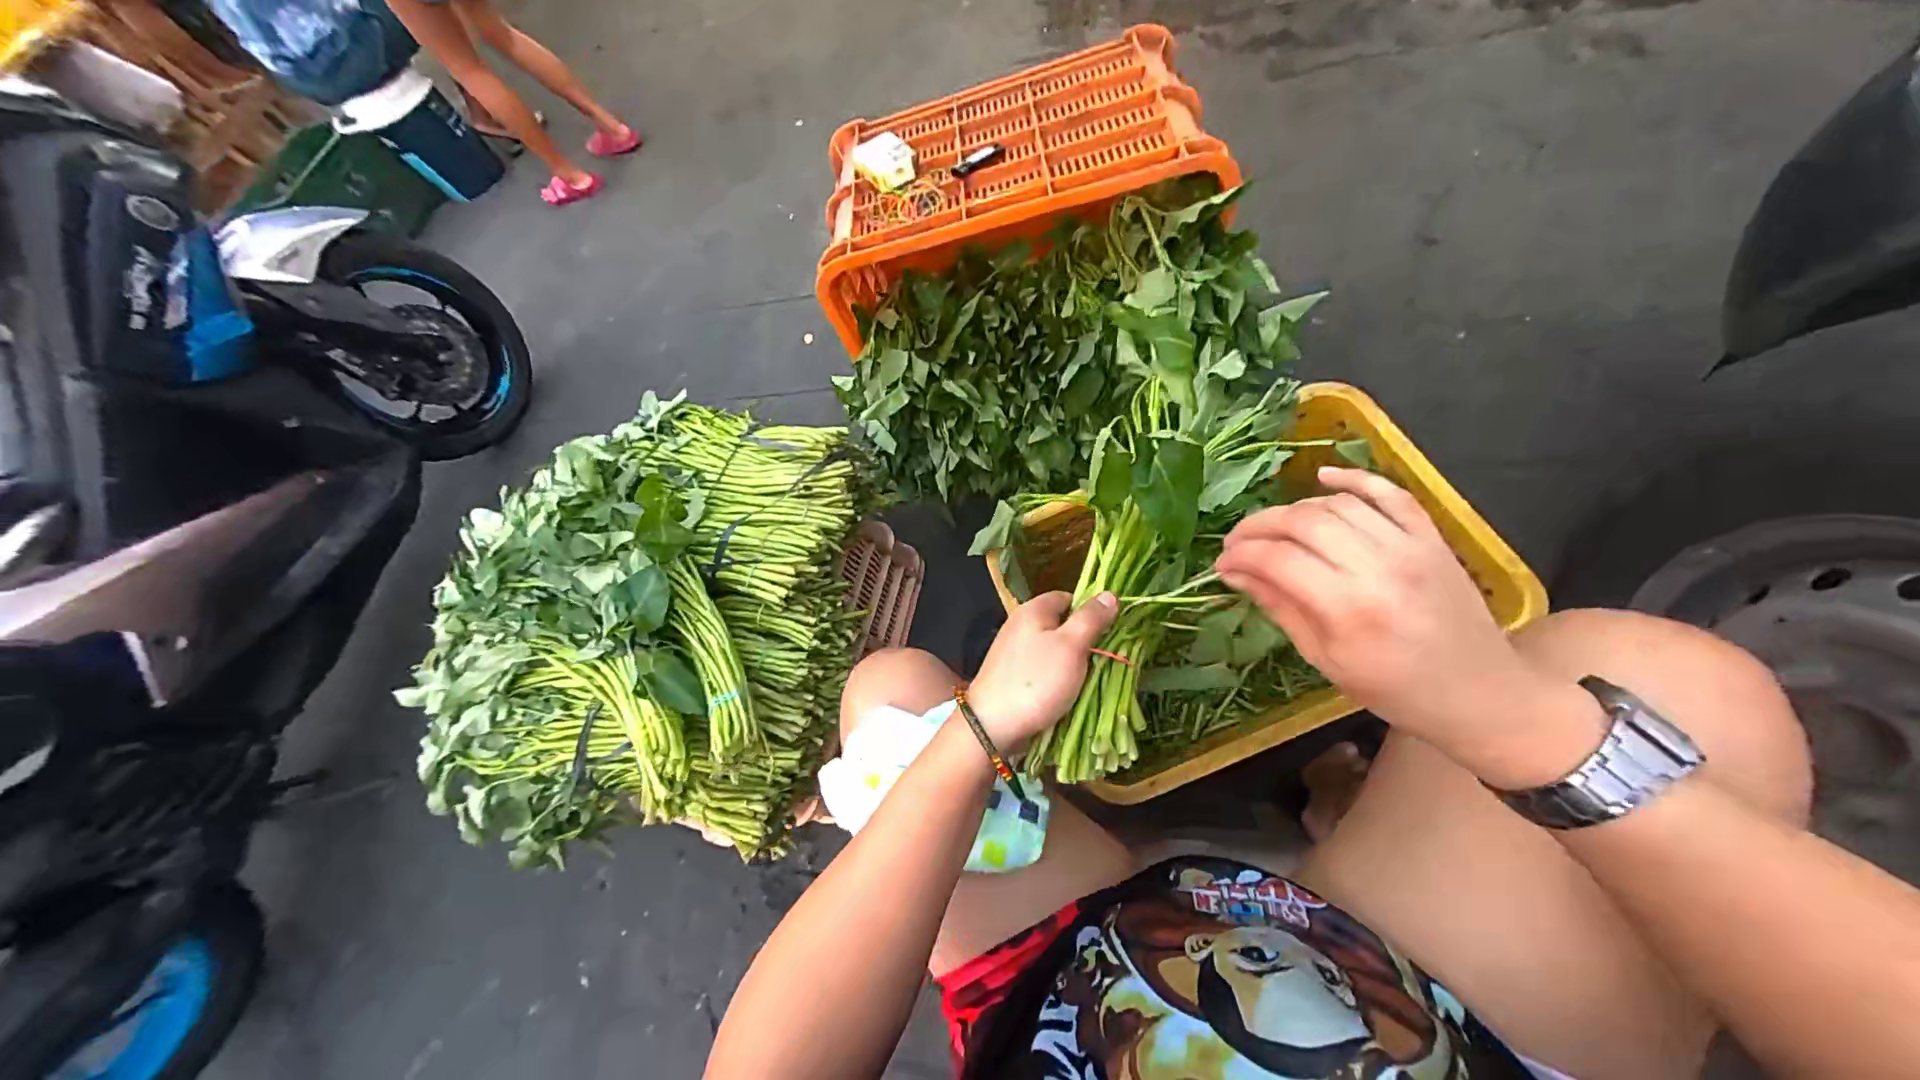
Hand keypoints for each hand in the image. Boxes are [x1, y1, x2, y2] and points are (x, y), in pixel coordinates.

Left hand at [966, 591, 1117, 749]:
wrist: (992, 726)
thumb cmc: (1035, 681)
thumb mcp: (1071, 646)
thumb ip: (1090, 619)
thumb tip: (1109, 594)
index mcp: (1033, 610)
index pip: (1068, 598)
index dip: (1090, 611)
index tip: (1109, 631)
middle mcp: (1020, 625)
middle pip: (1062, 625)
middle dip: (1084, 641)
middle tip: (1104, 659)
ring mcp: (1014, 652)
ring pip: (1054, 650)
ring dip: (1073, 664)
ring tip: (1089, 680)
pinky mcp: (1012, 676)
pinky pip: (1042, 670)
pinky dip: (1057, 679)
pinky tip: (1067, 694)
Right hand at [1213, 468, 1588, 772]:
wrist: (1482, 693)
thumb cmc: (1395, 690)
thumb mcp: (1325, 659)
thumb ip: (1280, 608)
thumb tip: (1235, 573)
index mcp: (1350, 609)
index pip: (1278, 560)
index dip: (1241, 556)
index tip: (1222, 564)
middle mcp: (1380, 567)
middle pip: (1303, 522)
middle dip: (1258, 526)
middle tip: (1237, 542)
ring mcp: (1411, 547)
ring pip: (1338, 505)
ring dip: (1295, 509)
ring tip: (1274, 530)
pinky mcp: (1432, 538)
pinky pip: (1389, 493)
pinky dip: (1354, 479)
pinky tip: (1323, 478)